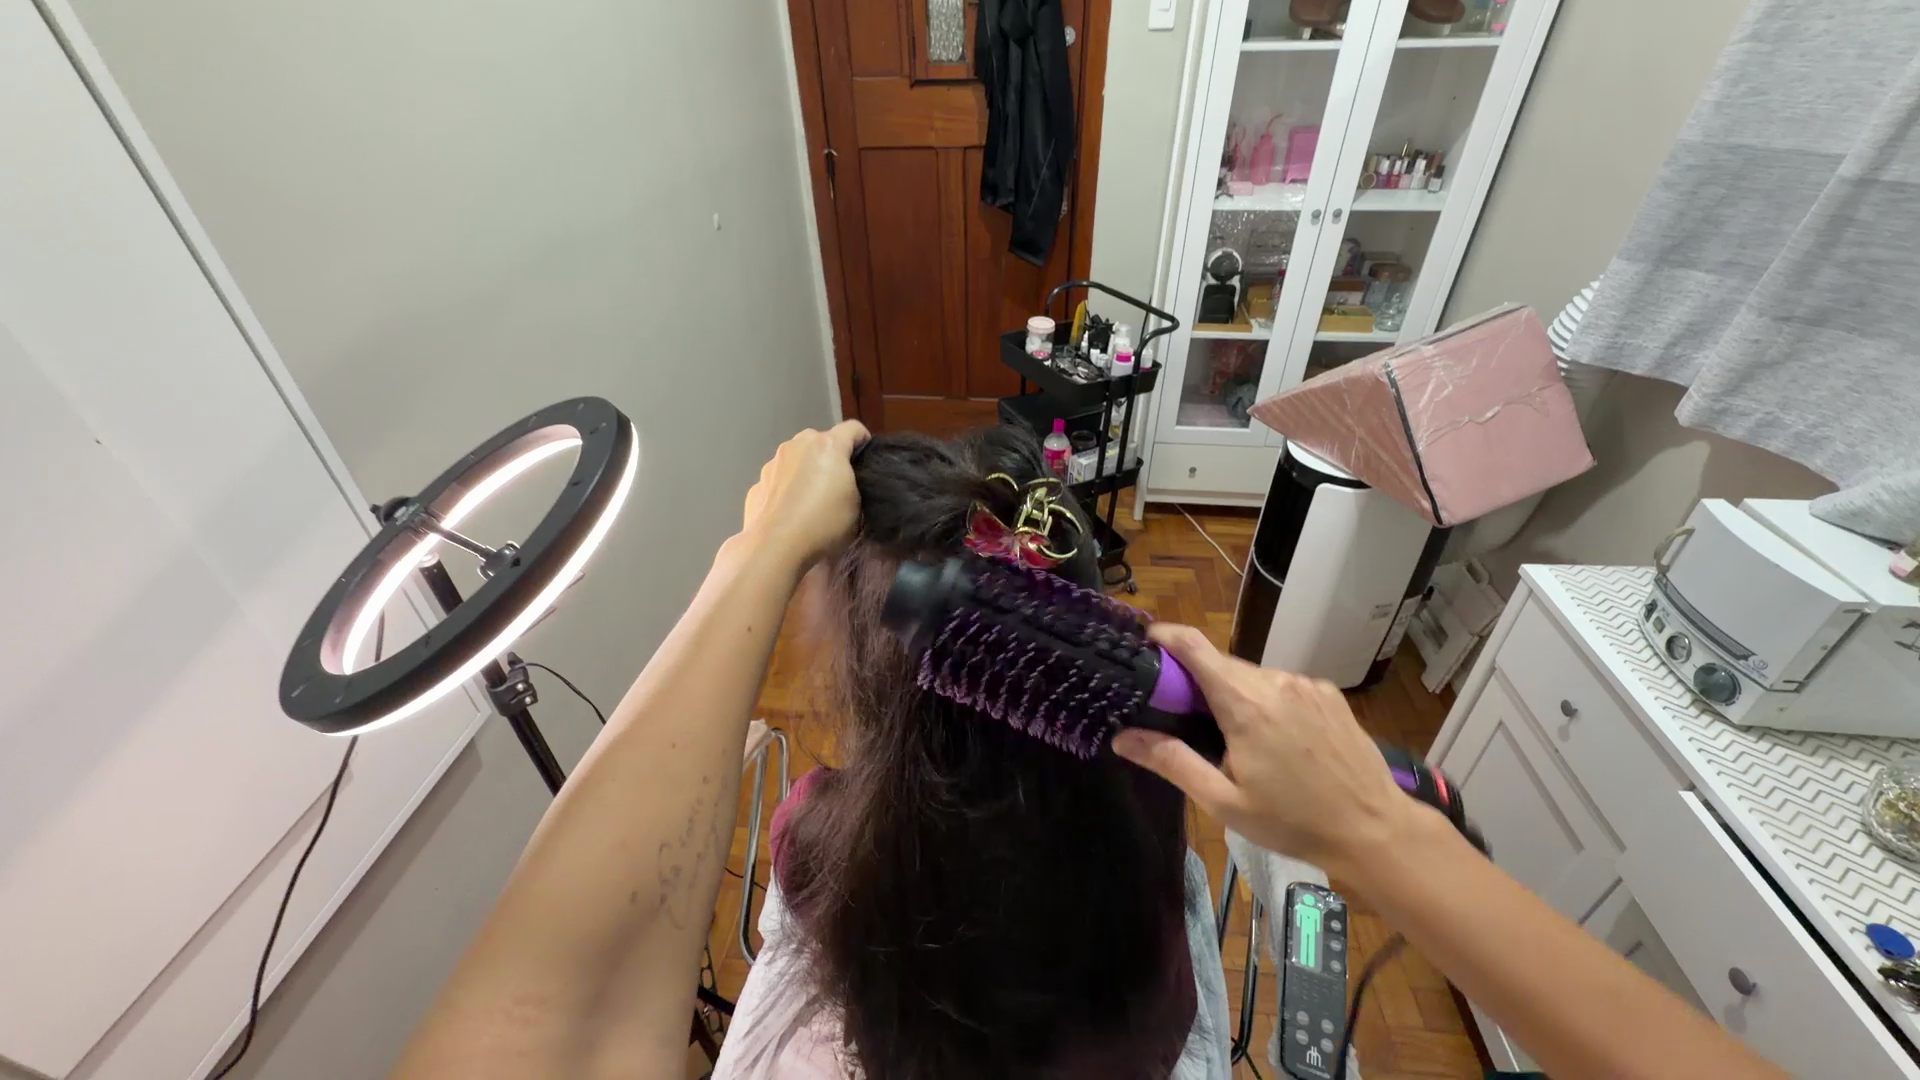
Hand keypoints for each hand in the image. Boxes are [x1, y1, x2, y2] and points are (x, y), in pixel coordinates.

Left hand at [739, 420, 868, 570]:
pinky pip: (779, 480)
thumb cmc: (824, 524)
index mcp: (828, 445)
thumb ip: (854, 483)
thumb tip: (845, 481)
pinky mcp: (757, 483)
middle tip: (838, 486)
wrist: (775, 547)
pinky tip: (790, 513)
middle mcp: (798, 445)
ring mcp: (773, 463)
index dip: (864, 443)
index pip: (854, 428)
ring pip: (796, 459)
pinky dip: (787, 489)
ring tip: (810, 501)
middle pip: (820, 441)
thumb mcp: (857, 506)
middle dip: (831, 457)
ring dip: (806, 471)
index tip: (867, 463)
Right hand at [1112, 624, 1423, 876]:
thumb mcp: (1224, 802)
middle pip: (1219, 663)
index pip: (1193, 646)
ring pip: (1251, 675)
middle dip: (1195, 680)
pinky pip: (1281, 684)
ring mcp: (1305, 684)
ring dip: (1232, 693)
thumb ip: (1171, 762)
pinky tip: (1276, 738)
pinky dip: (1265, 699)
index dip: (1163, 636)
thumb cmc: (1293, 821)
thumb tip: (1122, 738)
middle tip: (1184, 718)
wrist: (1376, 831)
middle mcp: (1275, 681)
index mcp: (1244, 704)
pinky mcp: (1327, 693)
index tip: (1143, 646)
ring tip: (1235, 738)